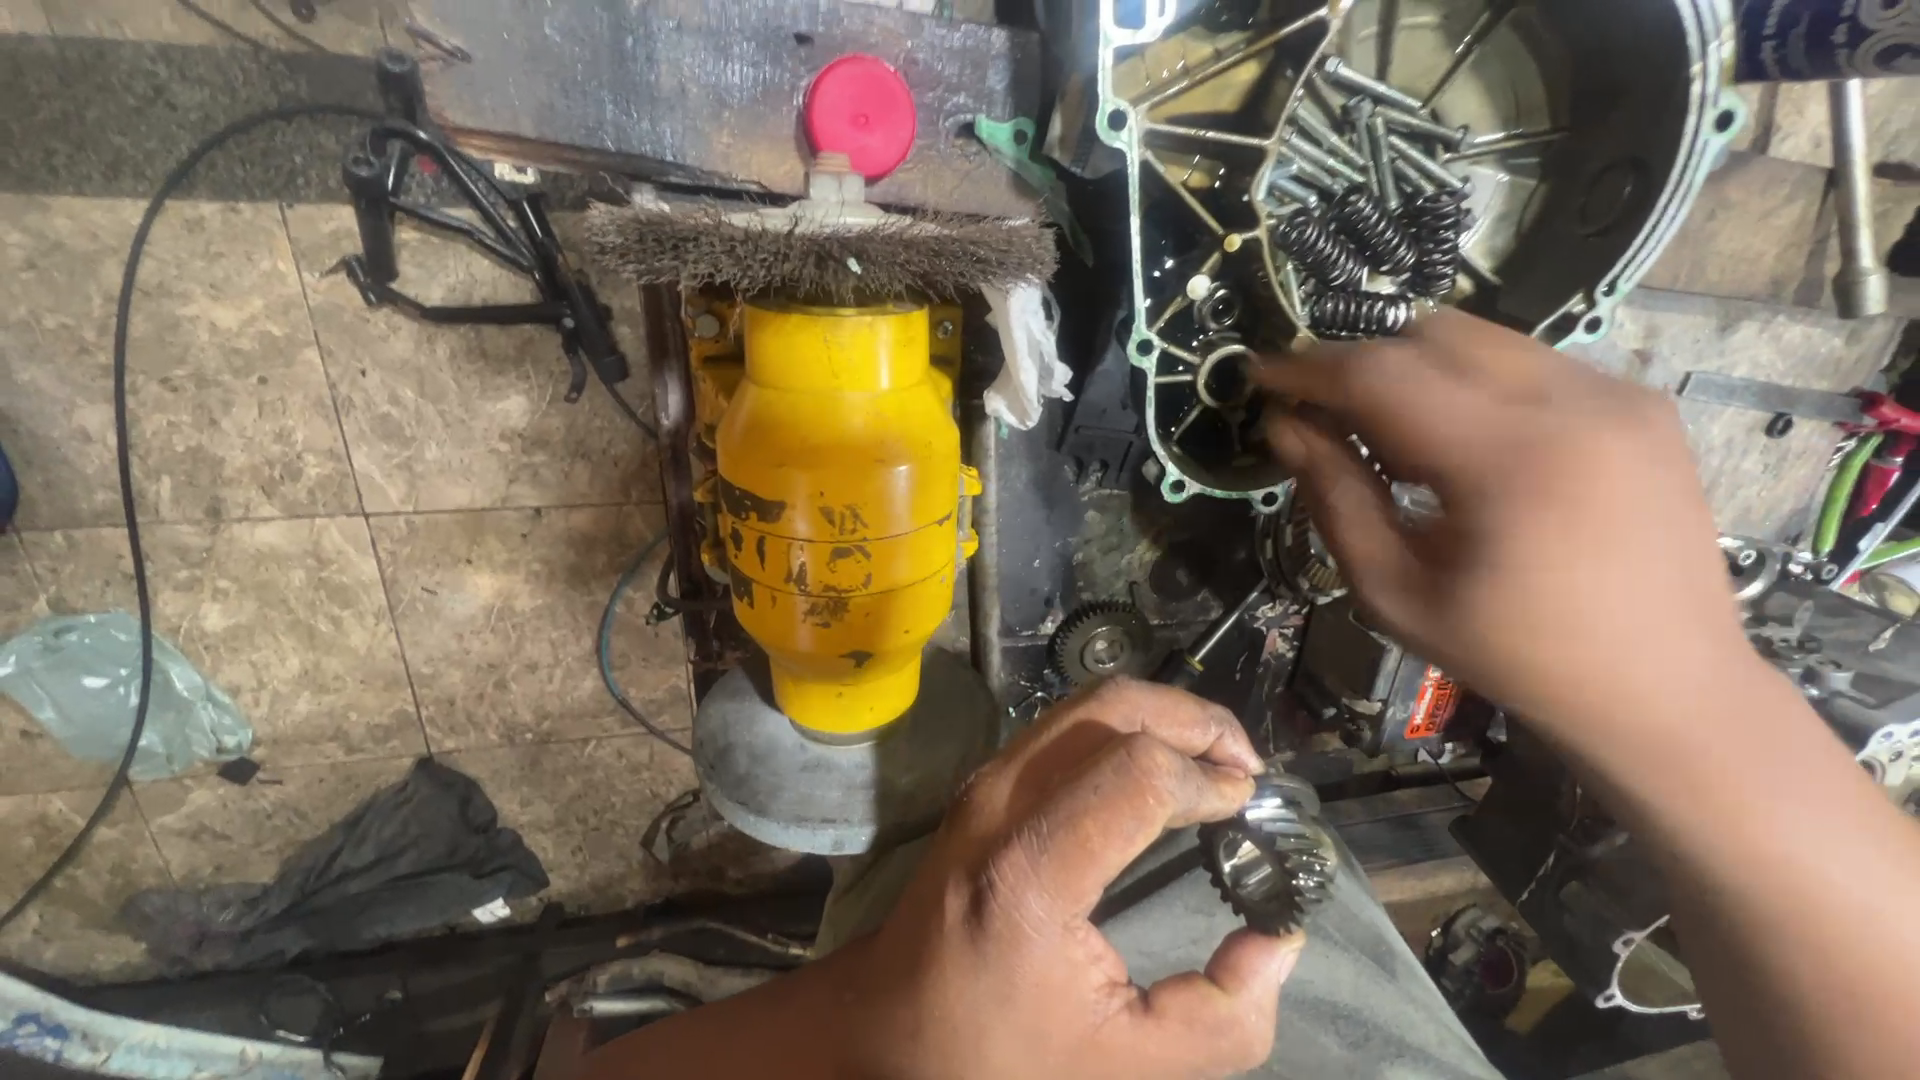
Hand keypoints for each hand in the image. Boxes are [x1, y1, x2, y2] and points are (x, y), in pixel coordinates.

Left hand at [834, 679, 1303, 1079]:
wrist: (889, 1017)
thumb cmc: (994, 1051)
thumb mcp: (1121, 1064)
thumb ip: (1221, 1019)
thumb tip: (1278, 939)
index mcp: (1028, 872)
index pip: (1136, 772)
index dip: (1206, 778)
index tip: (1244, 807)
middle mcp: (1001, 801)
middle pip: (1113, 707)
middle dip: (1195, 721)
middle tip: (1246, 768)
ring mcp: (986, 779)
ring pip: (1089, 702)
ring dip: (1162, 717)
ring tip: (1214, 765)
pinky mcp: (985, 778)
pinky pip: (1068, 722)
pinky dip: (1128, 728)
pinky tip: (1160, 769)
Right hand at [1258, 310, 1752, 743]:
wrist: (1666, 688)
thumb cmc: (1512, 653)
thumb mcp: (1393, 591)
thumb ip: (1333, 497)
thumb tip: (1283, 427)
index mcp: (1510, 460)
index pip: (1382, 376)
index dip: (1307, 368)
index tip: (1259, 374)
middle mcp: (1574, 402)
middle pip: (1431, 335)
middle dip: (1357, 362)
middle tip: (1318, 411)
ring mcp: (1618, 395)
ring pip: (1479, 338)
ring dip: (1411, 369)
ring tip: (1385, 434)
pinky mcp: (1639, 404)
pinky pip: (1525, 362)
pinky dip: (1465, 383)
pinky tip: (1454, 443)